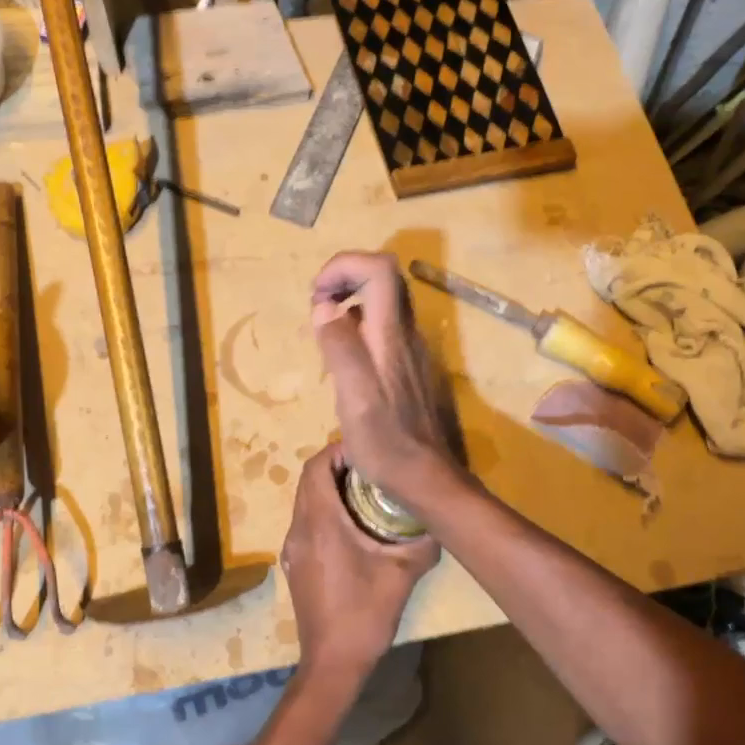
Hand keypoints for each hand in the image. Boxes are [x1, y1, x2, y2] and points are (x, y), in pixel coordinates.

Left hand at [280, 445, 439, 680]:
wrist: (332, 662)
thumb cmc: (365, 614)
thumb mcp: (403, 573)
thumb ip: (422, 541)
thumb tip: (440, 518)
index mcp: (320, 523)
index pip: (317, 466)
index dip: (339, 450)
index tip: (369, 450)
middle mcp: (299, 529)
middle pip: (310, 481)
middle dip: (339, 468)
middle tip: (375, 469)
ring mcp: (293, 549)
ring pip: (307, 503)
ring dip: (332, 491)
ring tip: (369, 494)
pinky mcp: (296, 565)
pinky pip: (307, 524)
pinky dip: (327, 514)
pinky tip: (356, 528)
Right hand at [309, 252, 455, 499]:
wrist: (427, 478)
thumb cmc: (386, 442)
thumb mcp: (354, 396)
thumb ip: (340, 347)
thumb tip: (325, 307)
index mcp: (391, 335)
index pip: (378, 269)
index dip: (343, 266)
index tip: (317, 296)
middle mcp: (406, 335)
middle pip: (382, 279)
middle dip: (344, 280)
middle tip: (317, 309)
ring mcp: (412, 352)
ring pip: (383, 304)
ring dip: (349, 304)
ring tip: (324, 333)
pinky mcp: (410, 370)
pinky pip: (383, 330)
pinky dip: (358, 328)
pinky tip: (345, 363)